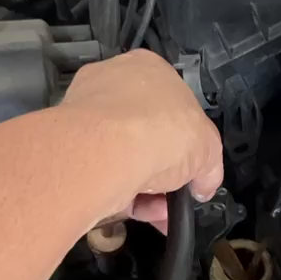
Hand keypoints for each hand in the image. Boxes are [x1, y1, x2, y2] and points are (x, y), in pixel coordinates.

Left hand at [56, 49, 223, 228]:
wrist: (106, 150)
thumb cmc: (156, 128)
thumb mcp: (208, 148)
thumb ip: (209, 166)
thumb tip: (205, 183)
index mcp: (149, 69)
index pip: (172, 105)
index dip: (185, 141)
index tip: (190, 166)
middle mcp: (114, 85)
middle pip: (146, 134)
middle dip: (164, 171)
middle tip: (175, 192)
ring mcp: (88, 115)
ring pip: (123, 157)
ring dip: (146, 189)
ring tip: (158, 210)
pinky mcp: (72, 146)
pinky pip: (103, 173)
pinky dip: (121, 194)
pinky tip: (139, 211)